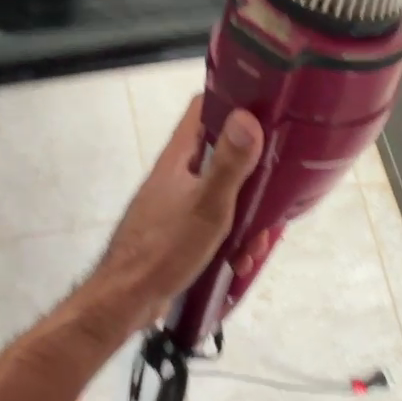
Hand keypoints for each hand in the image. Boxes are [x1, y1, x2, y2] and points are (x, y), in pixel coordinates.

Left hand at [88, 96, 264, 322]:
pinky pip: (215, 224)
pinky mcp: (179, 231)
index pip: (204, 109)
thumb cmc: (165, 247)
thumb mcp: (207, 204)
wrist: (127, 298)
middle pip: (223, 155)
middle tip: (273, 196)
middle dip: (253, 177)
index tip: (268, 112)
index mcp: (180, 156)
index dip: (234, 102)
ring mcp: (177, 203)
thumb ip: (229, 163)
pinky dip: (231, 240)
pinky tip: (238, 262)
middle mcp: (177, 173)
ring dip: (246, 217)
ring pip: (223, 194)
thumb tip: (248, 116)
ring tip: (255, 245)